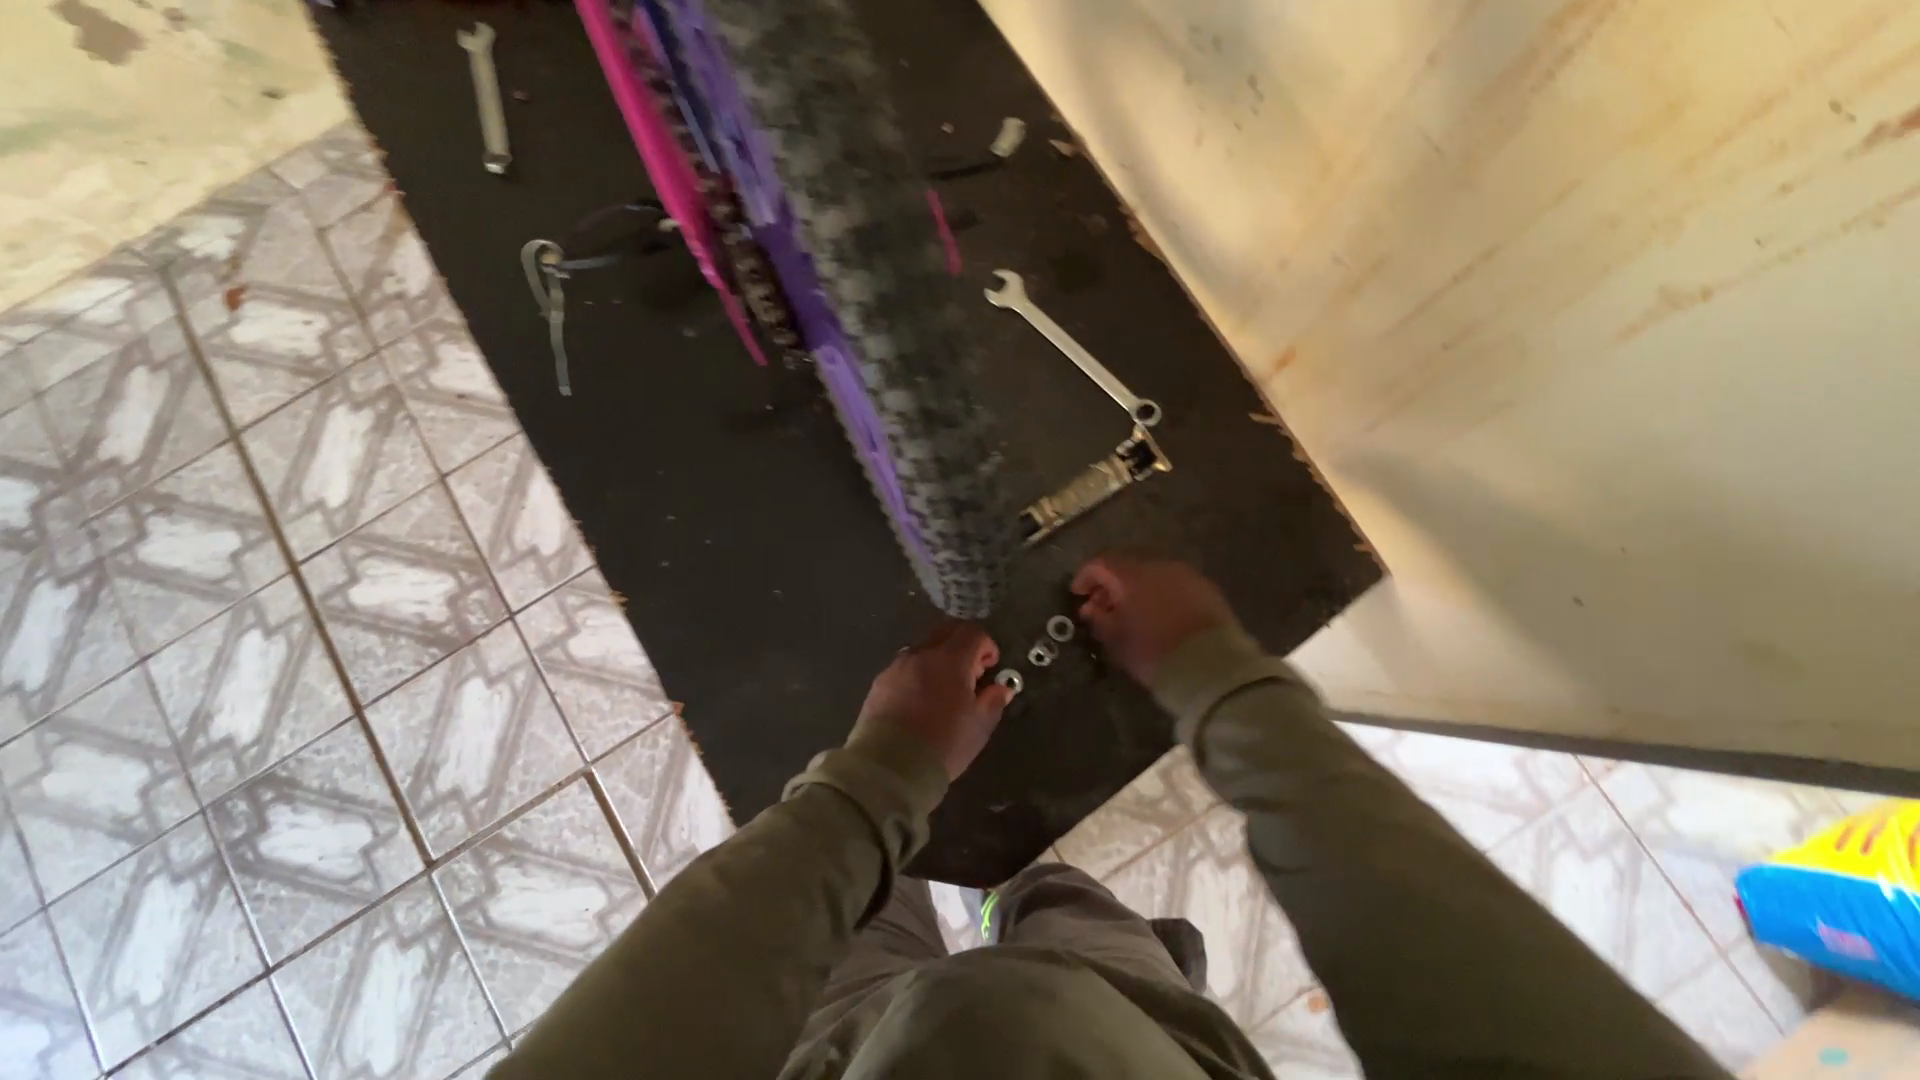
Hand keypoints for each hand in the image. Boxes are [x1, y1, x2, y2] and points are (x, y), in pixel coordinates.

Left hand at [854, 620, 1015, 779]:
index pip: (973, 633)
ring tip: (942, 689)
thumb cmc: (944, 744)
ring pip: (922, 648)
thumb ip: (994, 700)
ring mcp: (896, 667)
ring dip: (937, 659)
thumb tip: (1002, 687)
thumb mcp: (980, 726)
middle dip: (962, 645)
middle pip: (945, 631)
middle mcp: (921, 654)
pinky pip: (904, 667)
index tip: (990, 667)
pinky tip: (919, 700)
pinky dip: (917, 673)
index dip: (987, 645)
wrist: (890, 766)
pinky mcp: (879, 683)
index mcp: (950, 660)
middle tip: (969, 672)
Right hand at [1072, 556, 1238, 684]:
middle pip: (1128, 567)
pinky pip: (1175, 585)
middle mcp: (1160, 566)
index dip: (1085, 577)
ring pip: (1153, 575)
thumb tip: (1091, 608)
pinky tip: (1160, 616)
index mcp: (1133, 575)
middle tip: (1104, 607)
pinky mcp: (1207, 590)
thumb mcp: (1117, 640)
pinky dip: (1161, 595)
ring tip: (1133, 614)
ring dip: (1138, 589)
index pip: (1101, 564)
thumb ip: (1099, 620)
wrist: (1210, 666)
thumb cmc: (1153, 652)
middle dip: (1112, 585)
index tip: (1078, 594)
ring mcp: (1187, 576)